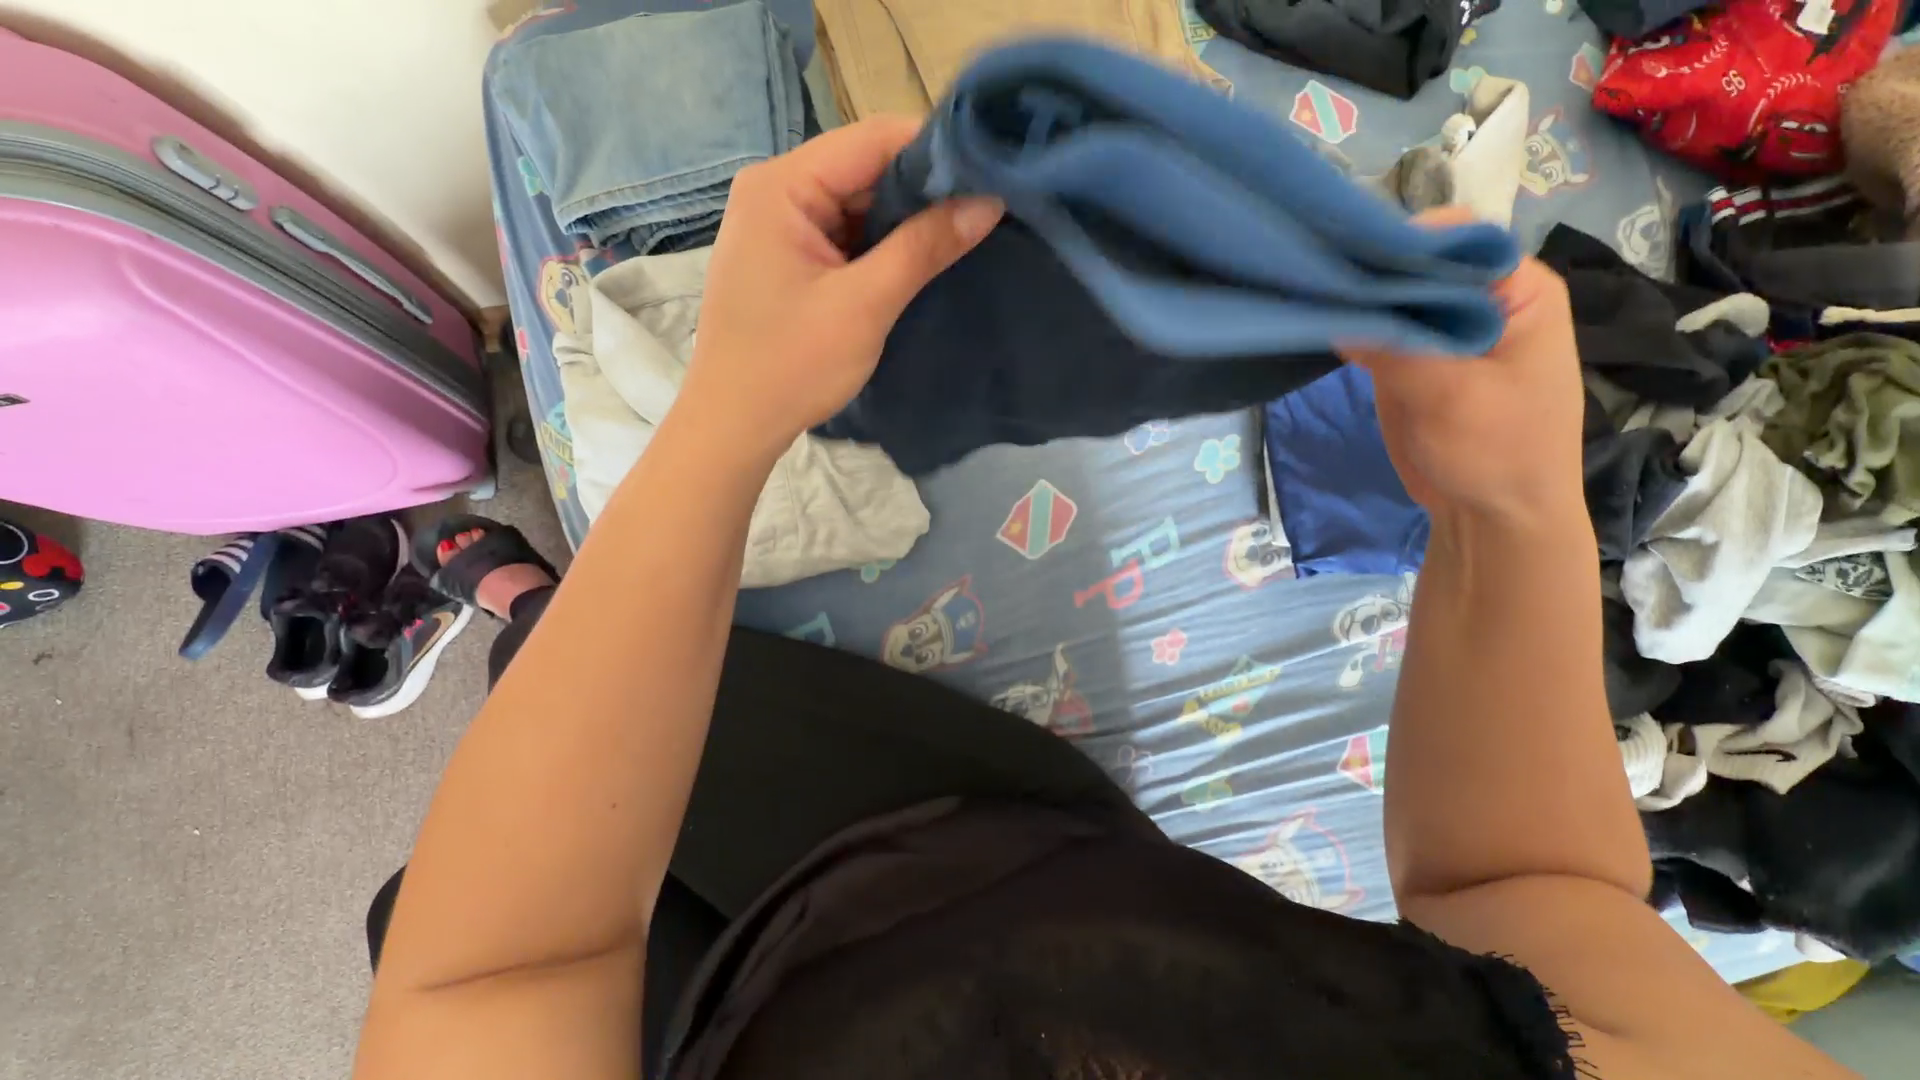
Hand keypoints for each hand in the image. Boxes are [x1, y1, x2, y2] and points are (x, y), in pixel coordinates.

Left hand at [677, 116, 1002, 458]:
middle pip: (865, 167)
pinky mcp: (786, 255)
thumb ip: (925, 246)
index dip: (934, 153)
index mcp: (781, 185)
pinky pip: (844, 232)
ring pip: (859, 202)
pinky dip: (881, 245)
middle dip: (922, 190)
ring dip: (905, 221)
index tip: (989, 177)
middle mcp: (775, 189)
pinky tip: (919, 261)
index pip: (873, 138)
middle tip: (985, 212)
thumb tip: (989, 201)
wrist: (734, 425)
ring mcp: (778, 223)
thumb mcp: (866, 304)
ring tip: (962, 237)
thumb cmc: (791, 365)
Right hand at [1337, 209, 1586, 525]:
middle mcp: (1482, 300)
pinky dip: (1353, 327)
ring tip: (1312, 298)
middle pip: (1420, 264)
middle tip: (1321, 280)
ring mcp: (1444, 330)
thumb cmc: (1498, 453)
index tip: (1353, 258)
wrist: (1492, 517)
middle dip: (1374, 272)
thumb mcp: (1452, 397)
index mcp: (1516, 292)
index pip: (1459, 239)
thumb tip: (1338, 314)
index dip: (1406, 242)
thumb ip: (1398, 349)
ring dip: (1357, 301)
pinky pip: (1379, 329)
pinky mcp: (1411, 359)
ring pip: (1394, 297)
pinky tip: (1319, 323)